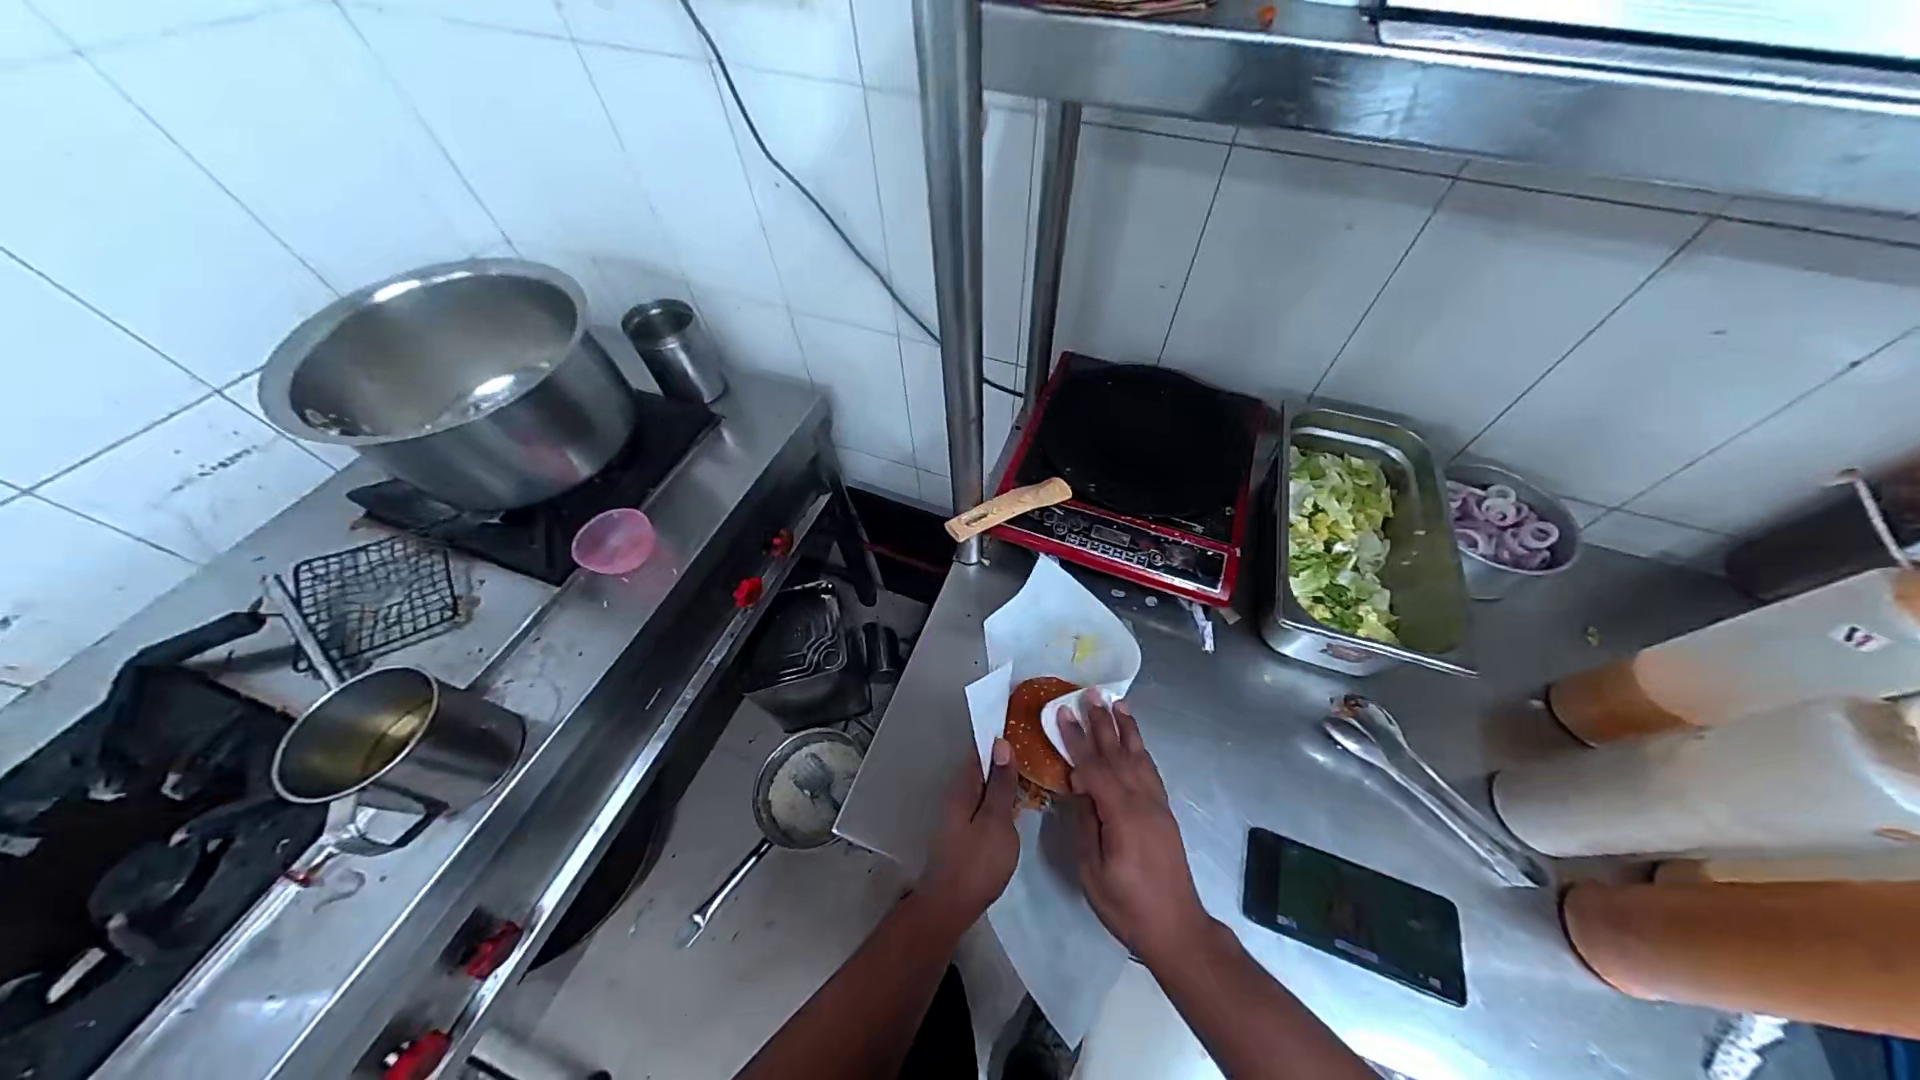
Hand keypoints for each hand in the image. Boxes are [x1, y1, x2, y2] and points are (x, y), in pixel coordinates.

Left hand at [916, 738, 1019, 931]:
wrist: (951, 906)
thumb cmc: (976, 862)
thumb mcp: (995, 820)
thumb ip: (1001, 785)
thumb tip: (1001, 744)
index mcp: (964, 788)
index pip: (980, 750)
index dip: (999, 737)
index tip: (1024, 725)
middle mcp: (959, 796)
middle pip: (984, 768)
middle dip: (1007, 757)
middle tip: (1039, 748)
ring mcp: (962, 815)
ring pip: (986, 787)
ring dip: (1006, 779)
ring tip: (1036, 771)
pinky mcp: (968, 832)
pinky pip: (987, 804)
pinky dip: (1004, 798)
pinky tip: (1021, 803)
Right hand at [1061, 694, 1211, 964]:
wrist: (1177, 929)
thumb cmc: (1127, 906)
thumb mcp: (1093, 871)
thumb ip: (1086, 825)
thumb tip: (1077, 788)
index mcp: (1122, 814)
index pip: (1094, 767)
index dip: (1077, 739)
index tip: (1063, 712)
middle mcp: (1143, 802)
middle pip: (1118, 754)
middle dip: (1102, 722)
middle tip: (1091, 693)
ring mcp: (1157, 806)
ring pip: (1139, 758)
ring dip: (1126, 729)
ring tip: (1118, 704)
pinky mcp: (1164, 814)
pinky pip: (1150, 772)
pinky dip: (1141, 751)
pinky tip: (1135, 743)